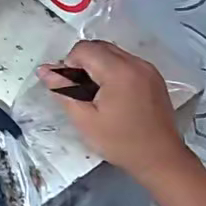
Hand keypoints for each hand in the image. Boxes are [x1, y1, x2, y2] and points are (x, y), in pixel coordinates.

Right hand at [37, 40, 198, 182]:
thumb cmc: (120, 142)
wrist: (160, 158)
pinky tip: (113, 96)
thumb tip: (44, 70)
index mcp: (118, 71)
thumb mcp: (85, 119)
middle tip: (82, 92)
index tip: (73, 89)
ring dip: (98, 66)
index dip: (70, 65)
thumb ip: (64, 90)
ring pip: (112, 53)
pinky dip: (113, 71)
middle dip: (83, 63)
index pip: (84, 49)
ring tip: (97, 95)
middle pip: (99, 46)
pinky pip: (126, 62)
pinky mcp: (154, 76)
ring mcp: (147, 68)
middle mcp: (135, 62)